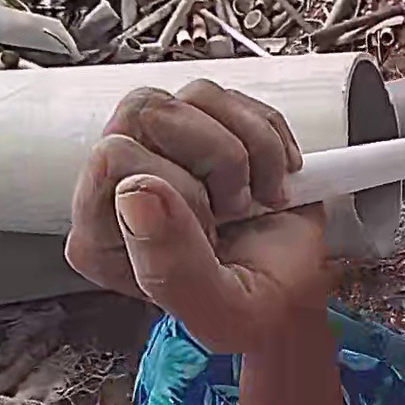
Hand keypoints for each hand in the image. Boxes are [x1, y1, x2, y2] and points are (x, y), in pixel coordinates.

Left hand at [65, 82, 335, 352]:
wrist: (300, 294)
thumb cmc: (255, 308)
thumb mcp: (218, 309)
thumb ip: (171, 267)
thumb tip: (137, 192)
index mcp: (104, 233)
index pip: (113, 158)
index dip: (177, 189)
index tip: (209, 229)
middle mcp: (126, 183)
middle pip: (147, 110)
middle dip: (217, 158)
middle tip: (234, 205)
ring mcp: (169, 149)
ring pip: (196, 95)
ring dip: (250, 149)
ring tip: (256, 195)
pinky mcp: (210, 128)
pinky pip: (236, 98)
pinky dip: (270, 138)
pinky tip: (270, 177)